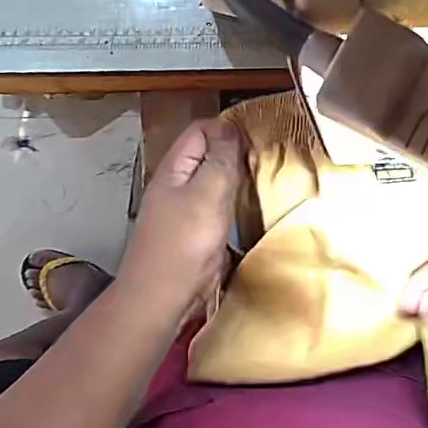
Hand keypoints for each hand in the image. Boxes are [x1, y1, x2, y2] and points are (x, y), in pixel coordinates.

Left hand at [117, 118, 245, 323]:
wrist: (161, 298)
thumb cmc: (184, 244)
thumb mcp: (207, 194)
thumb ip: (220, 159)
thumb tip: (231, 128)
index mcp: (174, 169)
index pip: (201, 131)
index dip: (228, 128)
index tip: (259, 139)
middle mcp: (177, 185)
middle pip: (208, 154)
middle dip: (236, 152)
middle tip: (266, 161)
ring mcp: (185, 209)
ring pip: (214, 180)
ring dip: (236, 178)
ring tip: (263, 180)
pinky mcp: (195, 231)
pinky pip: (217, 205)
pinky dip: (234, 201)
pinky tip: (250, 208)